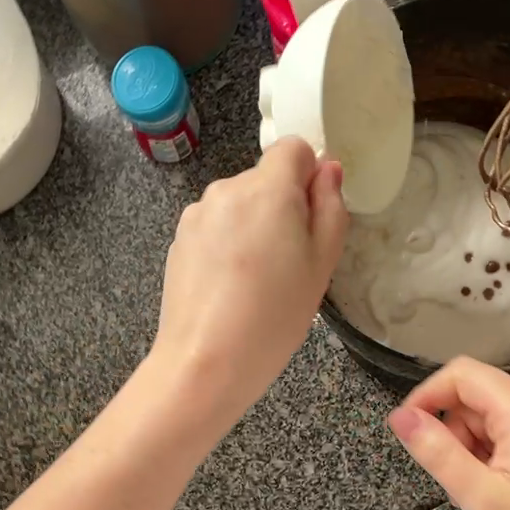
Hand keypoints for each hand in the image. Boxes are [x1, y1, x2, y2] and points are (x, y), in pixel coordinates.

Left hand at [151, 137, 349, 421]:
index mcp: (268, 190)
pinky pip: (216, 229)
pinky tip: (231, 289)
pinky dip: (228, 248)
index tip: (312, 219)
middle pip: (265, 180)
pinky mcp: (180, 240)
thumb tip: (327, 170)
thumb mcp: (321, 266)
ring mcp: (198, 215)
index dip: (309, 177)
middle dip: (281, 209)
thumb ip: (330, 209)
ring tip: (258, 282)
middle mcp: (227, 190)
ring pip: (239, 206)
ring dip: (253, 229)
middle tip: (291, 264)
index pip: (293, 148)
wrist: (205, 362)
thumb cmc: (272, 318)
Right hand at [388, 358, 509, 509]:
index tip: (409, 432)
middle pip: (479, 395)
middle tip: (463, 483)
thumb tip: (398, 416)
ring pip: (495, 413)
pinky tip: (508, 487)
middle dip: (457, 433)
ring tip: (490, 492)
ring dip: (477, 446)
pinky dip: (499, 450)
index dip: (427, 396)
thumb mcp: (482, 499)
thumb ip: (437, 452)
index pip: (462, 374)